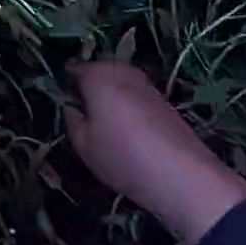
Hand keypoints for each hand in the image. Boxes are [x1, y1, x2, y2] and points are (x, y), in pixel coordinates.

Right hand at [64, 61, 245, 244]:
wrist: (184, 176)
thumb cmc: (124, 157)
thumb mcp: (84, 146)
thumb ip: (72, 122)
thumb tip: (72, 108)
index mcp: (98, 76)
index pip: (74, 68)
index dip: (65, 82)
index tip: (61, 99)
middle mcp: (123, 72)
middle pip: (100, 69)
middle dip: (89, 83)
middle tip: (81, 109)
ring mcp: (147, 85)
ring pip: (120, 80)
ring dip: (111, 92)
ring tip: (104, 120)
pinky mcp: (165, 101)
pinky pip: (137, 93)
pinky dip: (129, 103)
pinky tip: (128, 128)